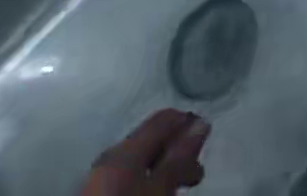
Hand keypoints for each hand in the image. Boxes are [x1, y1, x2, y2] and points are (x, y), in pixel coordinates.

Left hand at [80, 109, 210, 195]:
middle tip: (196, 171)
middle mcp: (110, 157)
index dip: (188, 122)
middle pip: (152, 140)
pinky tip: (158, 194)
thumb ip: (180, 156)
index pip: (163, 118)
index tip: (206, 140)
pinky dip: (149, 181)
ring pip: (142, 162)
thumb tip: (201, 124)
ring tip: (180, 187)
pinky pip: (130, 179)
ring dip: (165, 169)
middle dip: (178, 150)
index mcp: (124, 150)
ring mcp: (100, 179)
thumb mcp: (161, 188)